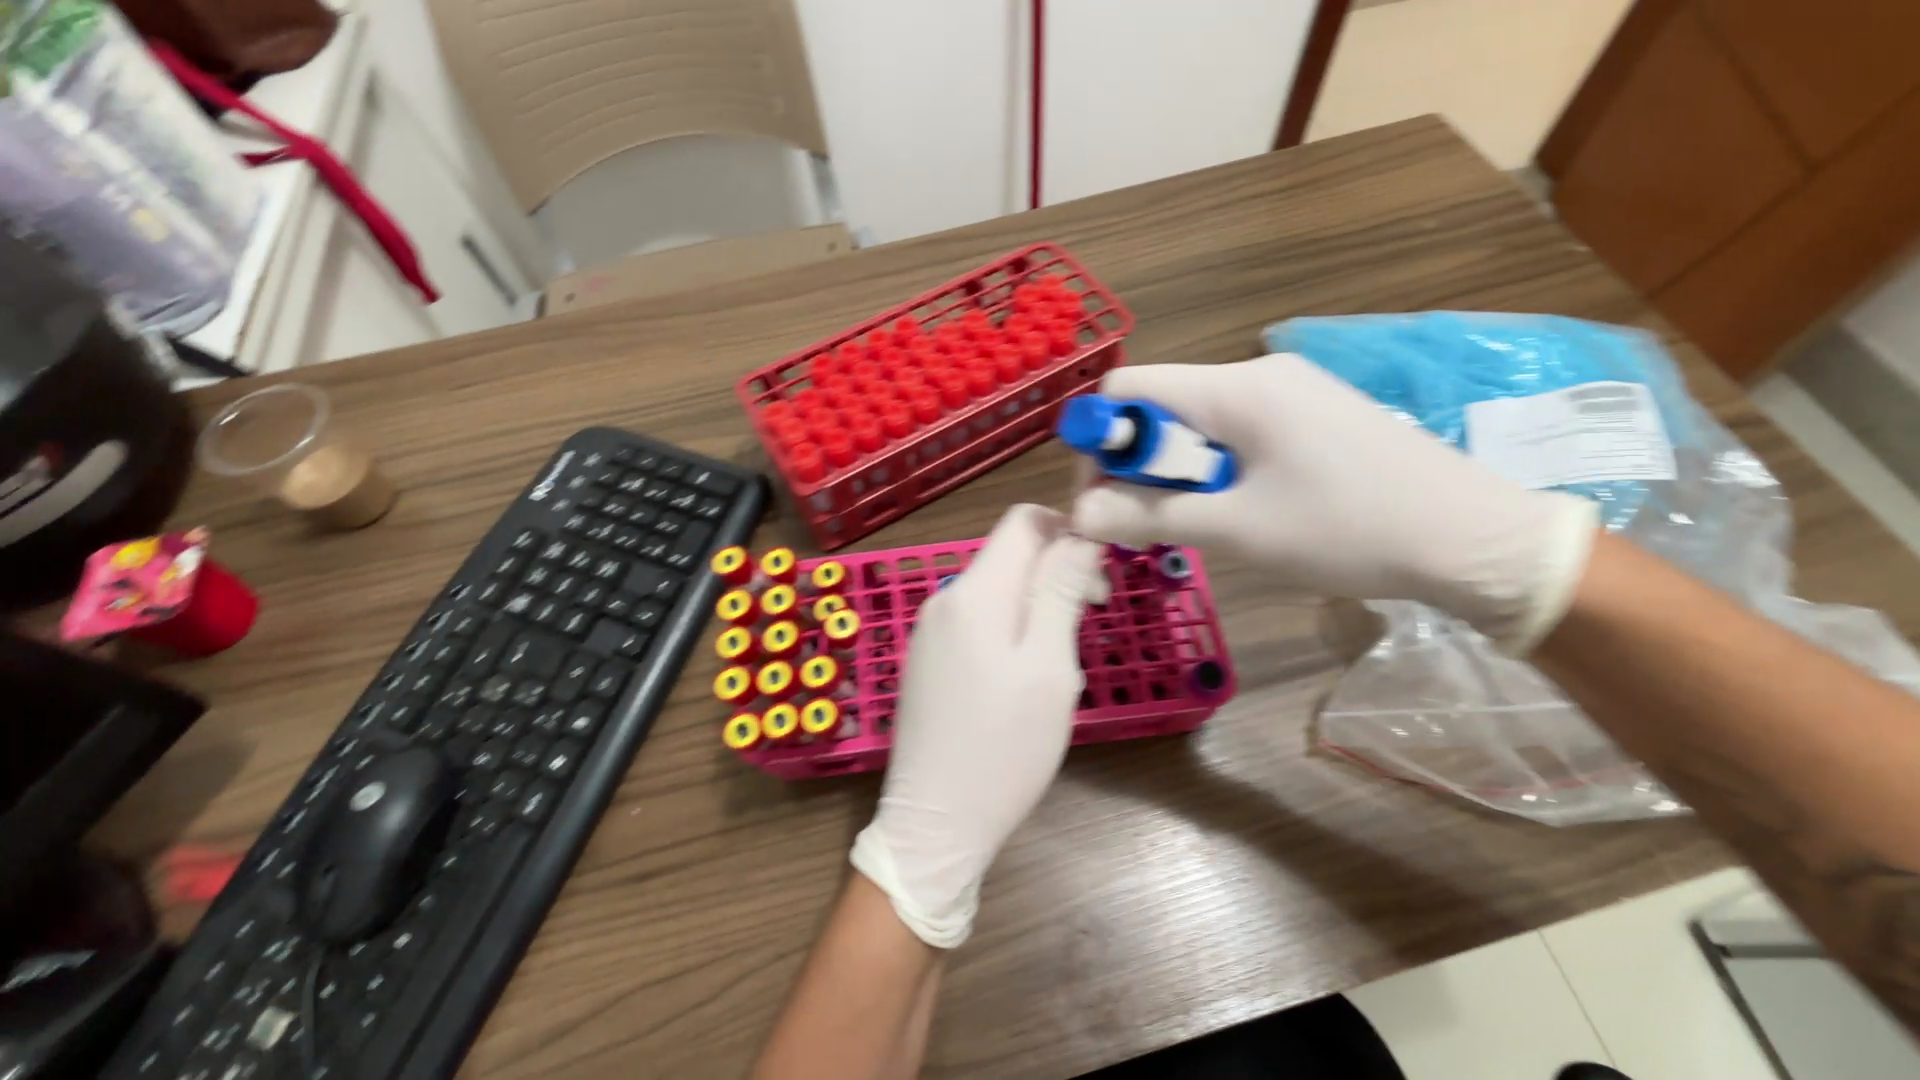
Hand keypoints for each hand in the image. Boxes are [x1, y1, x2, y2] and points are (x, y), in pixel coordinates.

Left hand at [849, 504, 1102, 948]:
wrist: (934, 823)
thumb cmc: (1004, 749)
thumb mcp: (1049, 669)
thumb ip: (1060, 592)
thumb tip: (1078, 532)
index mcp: (974, 593)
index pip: (1023, 521)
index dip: (1069, 530)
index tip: (1102, 574)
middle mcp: (944, 600)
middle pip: (1011, 557)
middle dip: (1057, 575)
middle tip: (1091, 623)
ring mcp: (930, 633)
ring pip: (998, 592)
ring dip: (1038, 609)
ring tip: (1060, 666)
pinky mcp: (928, 662)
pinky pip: (978, 624)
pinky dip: (1011, 633)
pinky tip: (1025, 682)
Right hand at [1071, 354, 1597, 653]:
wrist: (1471, 538)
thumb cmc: (1347, 530)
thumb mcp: (1238, 529)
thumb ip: (1150, 516)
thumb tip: (1080, 513)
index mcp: (1237, 389)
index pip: (1130, 387)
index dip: (1098, 439)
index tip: (1102, 498)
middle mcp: (1261, 374)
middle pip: (1165, 405)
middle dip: (1141, 464)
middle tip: (1149, 525)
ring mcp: (1296, 391)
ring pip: (1203, 423)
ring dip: (1181, 472)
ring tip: (1203, 524)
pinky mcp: (1319, 414)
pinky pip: (1243, 432)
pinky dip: (1220, 468)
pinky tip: (1244, 509)